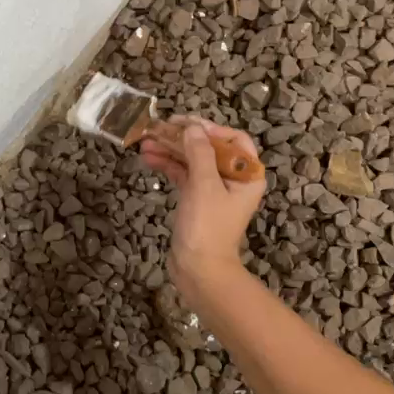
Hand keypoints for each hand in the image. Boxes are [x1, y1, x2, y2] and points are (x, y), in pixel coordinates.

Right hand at [139, 118, 265, 301]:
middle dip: (183, 138)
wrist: (199, 269)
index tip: (185, 124)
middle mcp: (234, 179)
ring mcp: (214, 191)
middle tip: (158, 128)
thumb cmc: (208, 226)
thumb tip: (193, 127)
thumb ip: (200, 152)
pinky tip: (149, 159)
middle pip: (209, 148)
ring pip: (192, 161)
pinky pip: (183, 176)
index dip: (210, 129)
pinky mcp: (196, 200)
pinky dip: (168, 166)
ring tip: (145, 143)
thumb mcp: (204, 185)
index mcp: (248, 175)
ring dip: (170, 151)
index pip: (234, 140)